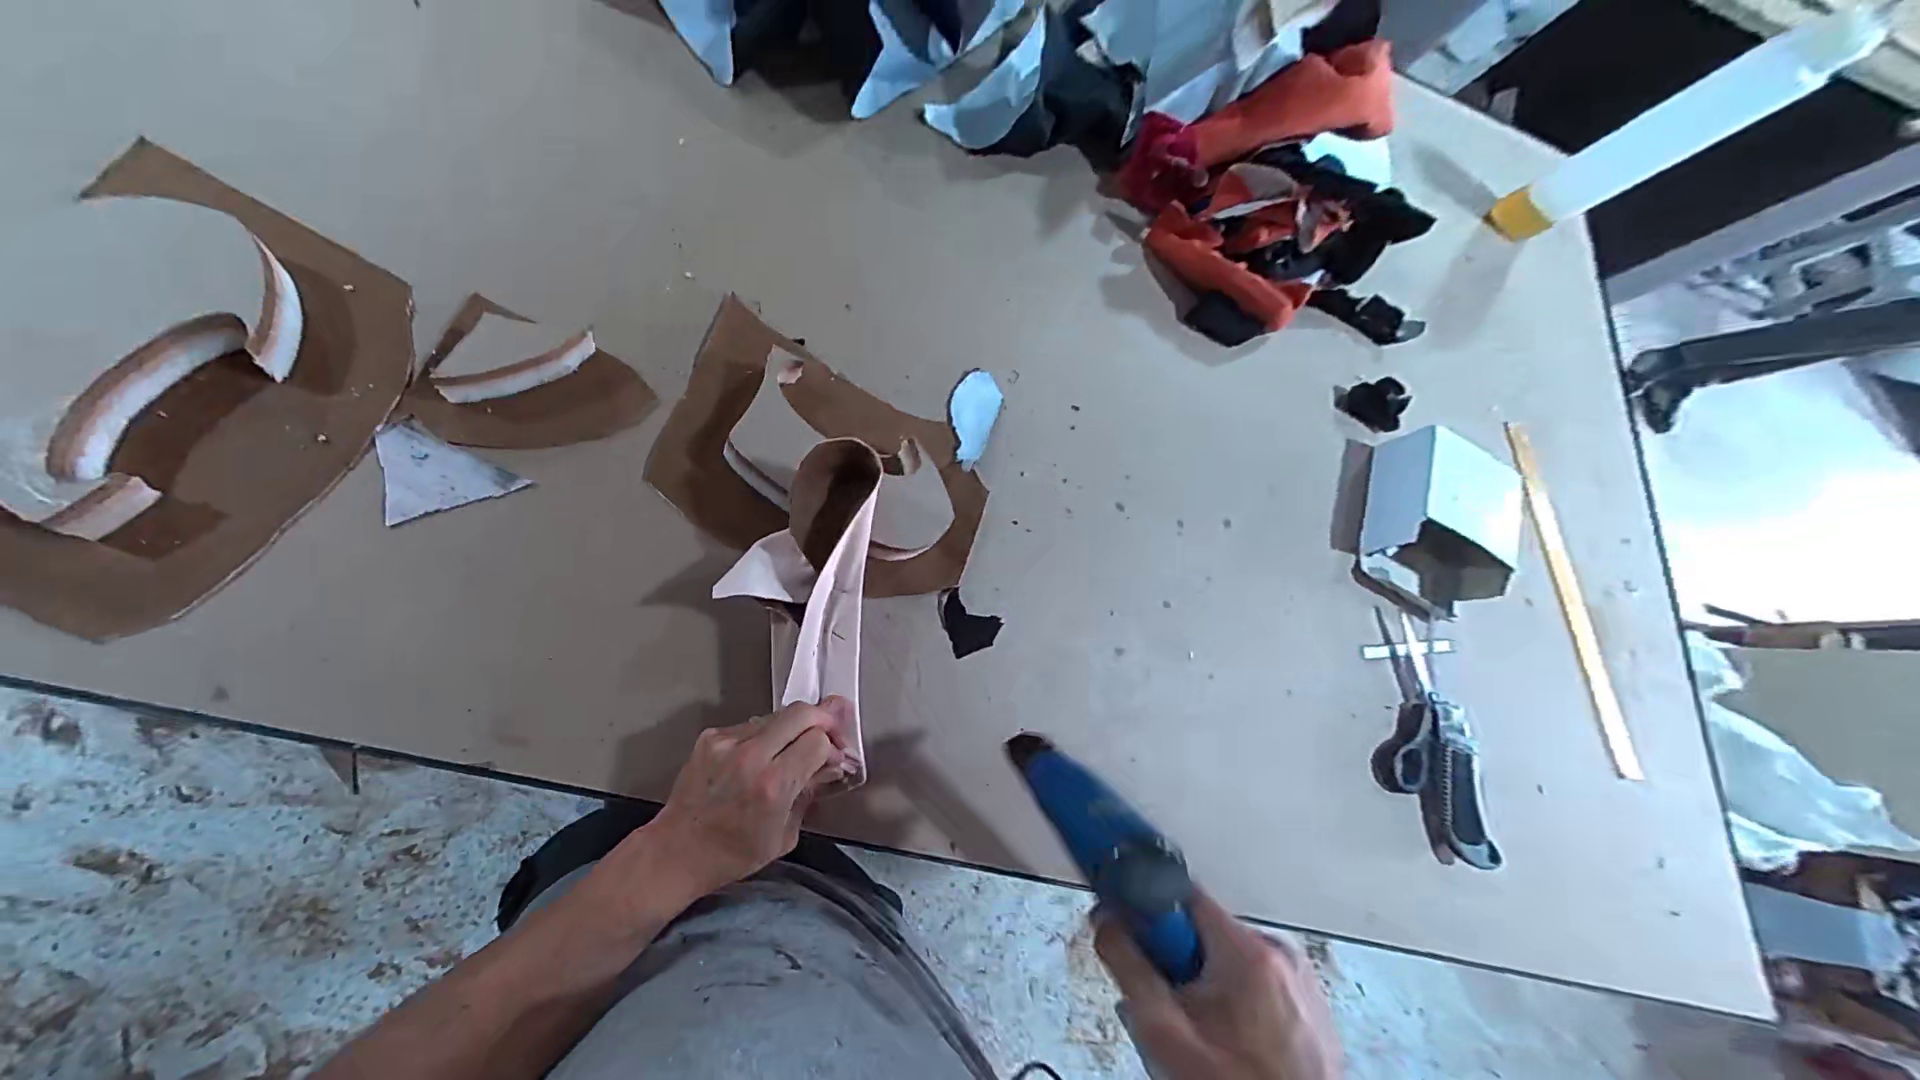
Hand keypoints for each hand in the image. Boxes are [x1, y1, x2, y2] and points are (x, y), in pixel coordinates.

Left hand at [628, 698, 857, 903]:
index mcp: (773, 785)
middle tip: (827, 735)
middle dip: (821, 721)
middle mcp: (751, 756)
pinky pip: (752, 724)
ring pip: (777, 715)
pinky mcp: (711, 736)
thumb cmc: (735, 853)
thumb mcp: (785, 833)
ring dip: (793, 727)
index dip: (832, 747)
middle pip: (801, 713)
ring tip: (793, 747)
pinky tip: (763, 754)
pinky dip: (766, 734)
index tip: (834, 758)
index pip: (818, 740)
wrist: (676, 851)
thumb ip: (810, 792)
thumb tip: (833, 764)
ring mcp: (727, 742)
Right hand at [1095, 889, 1342, 1079]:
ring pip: (1224, 958)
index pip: (1179, 893)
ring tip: (1198, 1033)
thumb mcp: (1163, 1033)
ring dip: (1201, 985)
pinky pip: (1254, 981)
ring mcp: (1297, 979)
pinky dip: (1233, 1001)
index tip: (1129, 923)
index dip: (1147, 912)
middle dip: (1173, 961)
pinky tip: (1226, 1041)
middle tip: (1168, 1006)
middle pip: (1199, 930)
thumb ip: (1127, 966)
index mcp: (1247, 951)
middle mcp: (1279, 954)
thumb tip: (1105, 922)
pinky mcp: (1306, 1003)